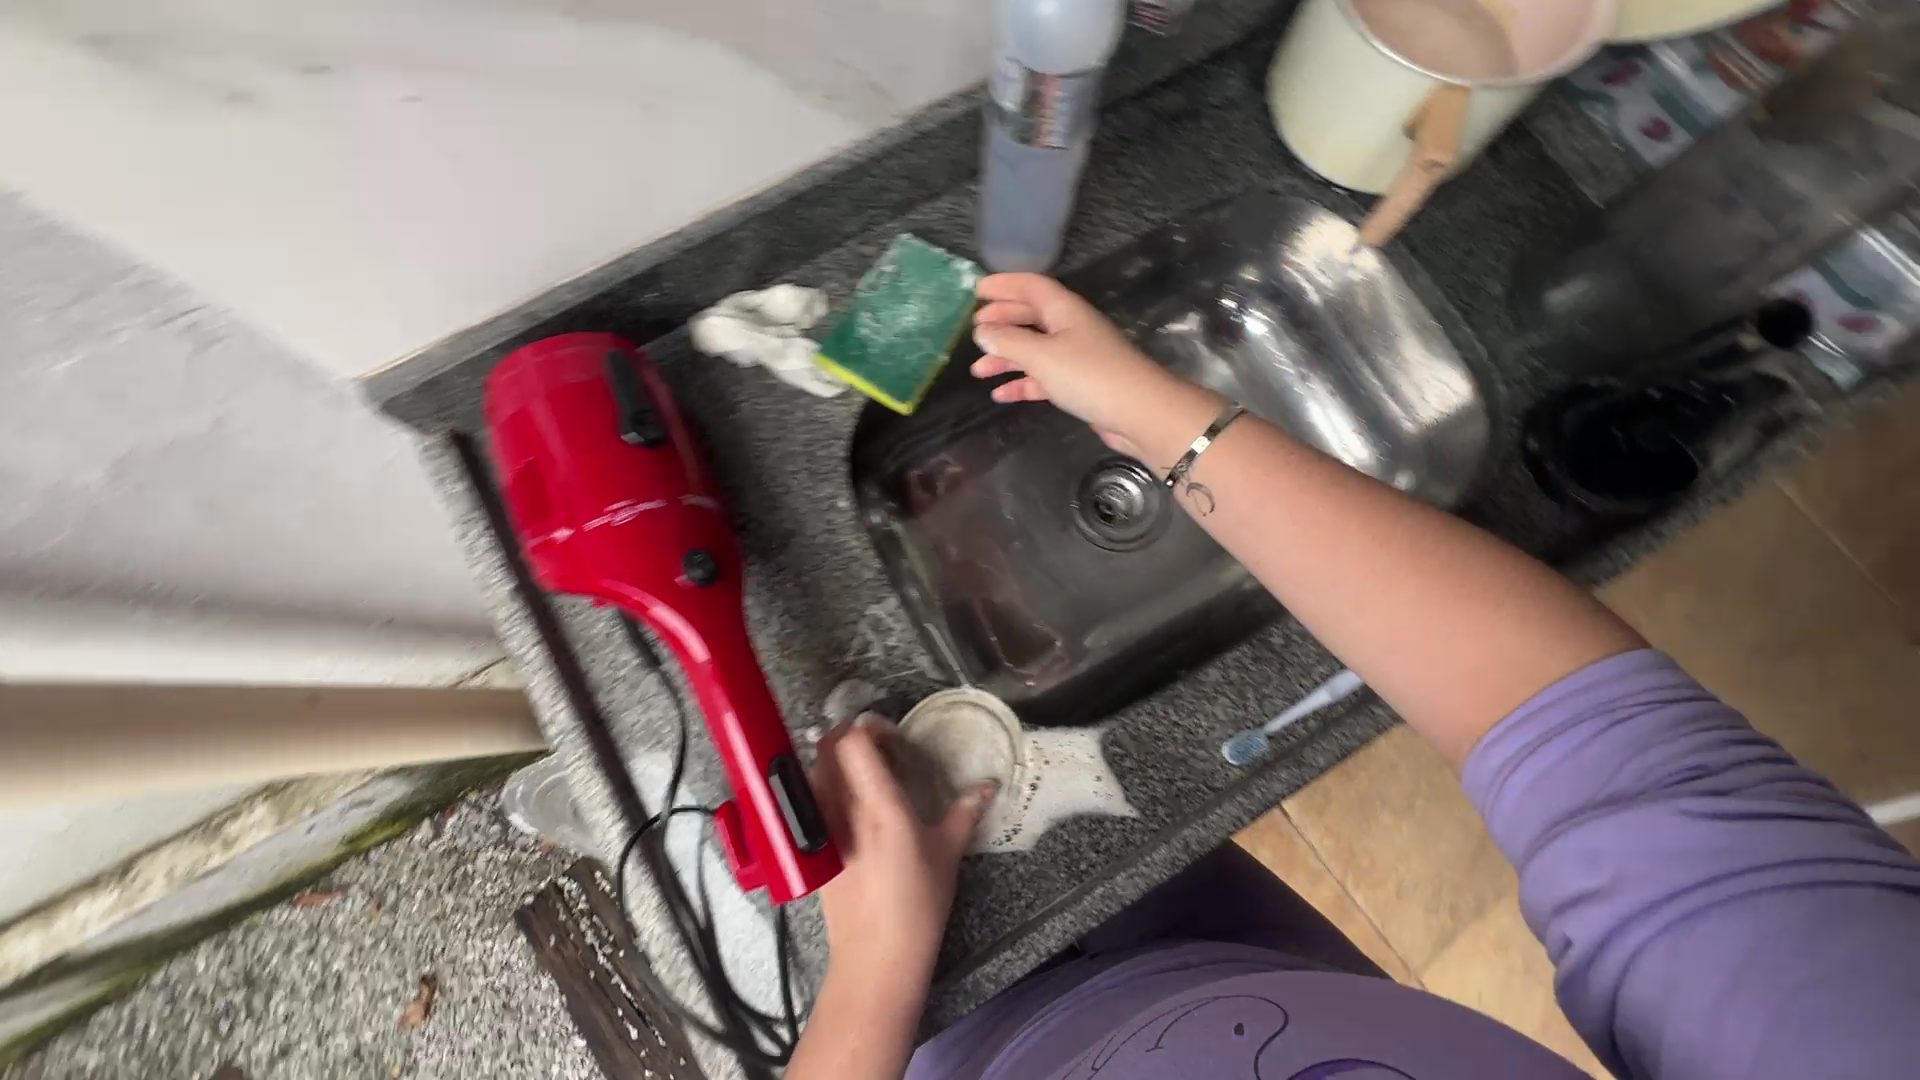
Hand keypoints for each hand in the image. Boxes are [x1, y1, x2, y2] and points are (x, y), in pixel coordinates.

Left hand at [809, 720, 993, 985]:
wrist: (876, 960)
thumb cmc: (918, 905)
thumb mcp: (948, 855)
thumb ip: (965, 814)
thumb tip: (988, 786)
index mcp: (881, 807)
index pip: (853, 743)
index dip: (867, 727)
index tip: (889, 736)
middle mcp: (844, 811)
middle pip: (825, 749)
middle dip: (846, 736)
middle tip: (874, 746)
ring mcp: (823, 830)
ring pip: (812, 773)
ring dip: (831, 760)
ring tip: (859, 771)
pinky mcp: (813, 848)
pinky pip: (809, 802)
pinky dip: (822, 788)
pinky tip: (846, 804)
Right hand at [970, 273, 1219, 457]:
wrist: (1139, 412)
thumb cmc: (1089, 375)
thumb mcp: (1042, 356)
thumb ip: (1009, 341)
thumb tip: (982, 331)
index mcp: (1064, 310)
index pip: (1031, 286)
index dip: (1004, 285)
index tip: (977, 290)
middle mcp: (1071, 328)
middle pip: (1031, 316)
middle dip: (1002, 320)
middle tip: (974, 330)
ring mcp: (1076, 356)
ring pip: (1034, 349)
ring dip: (1007, 357)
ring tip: (978, 370)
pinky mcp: (1079, 384)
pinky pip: (1044, 377)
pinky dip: (1023, 383)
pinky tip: (1001, 395)